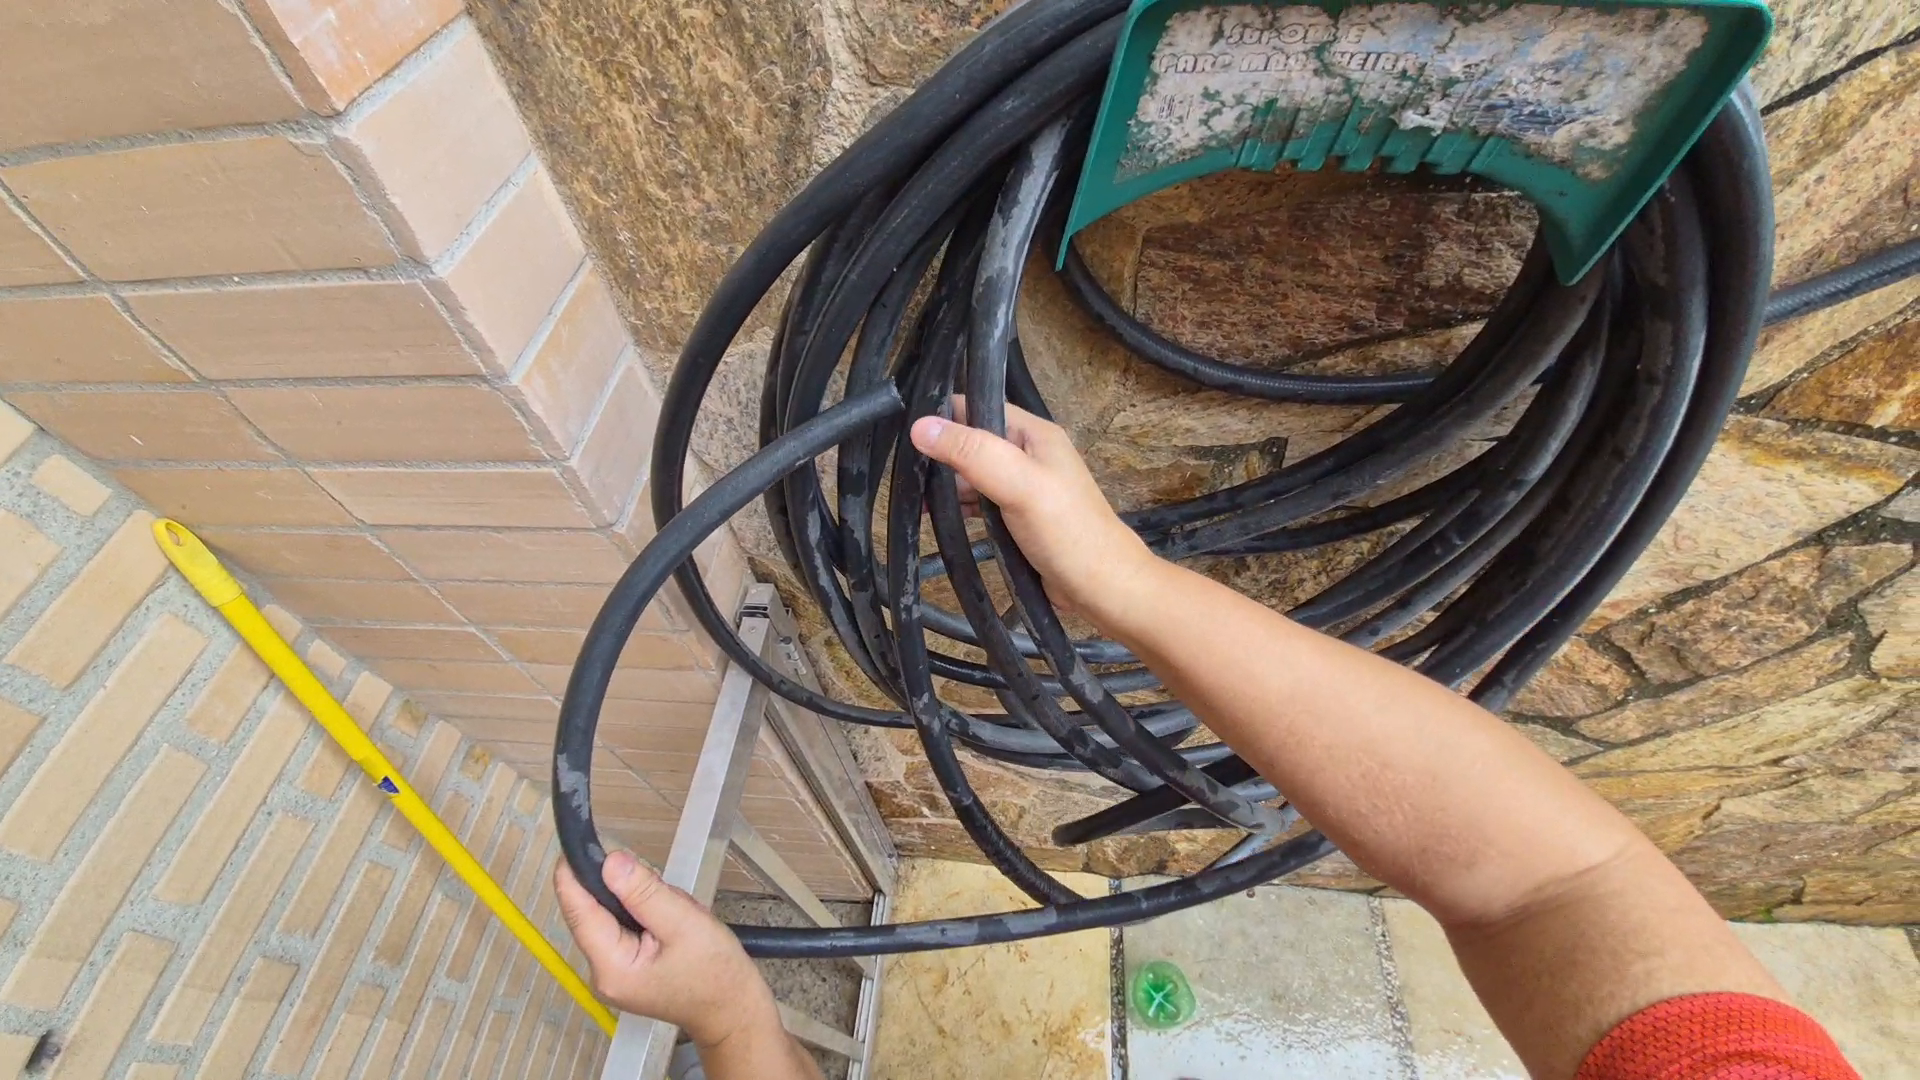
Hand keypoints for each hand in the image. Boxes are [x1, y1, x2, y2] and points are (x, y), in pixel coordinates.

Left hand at [554, 852, 776, 1048]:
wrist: (732, 1006)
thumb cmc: (714, 970)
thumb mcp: (683, 922)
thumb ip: (645, 892)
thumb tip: (611, 862)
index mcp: (611, 965)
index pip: (581, 913)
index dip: (573, 877)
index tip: (572, 845)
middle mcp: (603, 971)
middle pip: (599, 912)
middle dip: (633, 890)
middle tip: (672, 897)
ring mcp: (615, 971)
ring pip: (617, 916)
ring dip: (647, 901)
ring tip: (681, 913)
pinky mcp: (629, 967)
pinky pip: (629, 926)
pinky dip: (651, 913)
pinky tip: (676, 920)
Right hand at [910, 399, 1156, 620]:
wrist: (1102, 589)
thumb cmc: (1069, 532)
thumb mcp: (1019, 484)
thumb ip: (973, 453)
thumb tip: (920, 427)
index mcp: (1033, 433)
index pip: (977, 404)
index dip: (941, 413)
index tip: (904, 431)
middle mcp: (1027, 454)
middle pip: (970, 441)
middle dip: (938, 454)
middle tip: (901, 471)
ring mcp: (1022, 487)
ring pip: (971, 475)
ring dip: (945, 485)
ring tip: (911, 496)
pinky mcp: (1016, 518)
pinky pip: (978, 504)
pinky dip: (958, 508)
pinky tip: (935, 519)